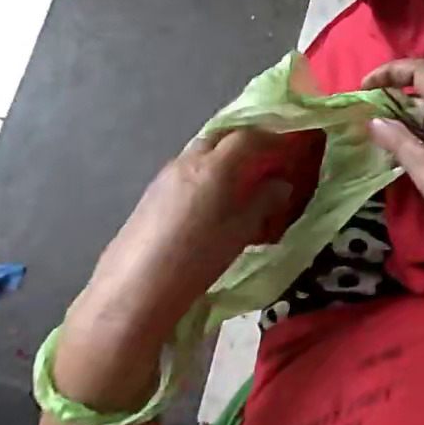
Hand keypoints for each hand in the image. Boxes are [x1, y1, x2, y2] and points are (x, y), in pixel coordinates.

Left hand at [66, 129, 293, 340]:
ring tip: (240, 178)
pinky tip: (212, 198)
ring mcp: (166, 174)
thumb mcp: (240, 232)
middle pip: (220, 136)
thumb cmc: (197, 258)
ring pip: (200, 151)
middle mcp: (188, 161)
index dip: (270, 138)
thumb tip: (280, 184)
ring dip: (223, 156)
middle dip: (245, 141)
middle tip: (265, 156)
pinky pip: (187, 168)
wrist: (136, 287)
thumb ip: (264, 202)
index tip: (288, 147)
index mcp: (214, 166)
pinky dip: (206, 172)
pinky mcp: (152, 192)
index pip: (246, 137)